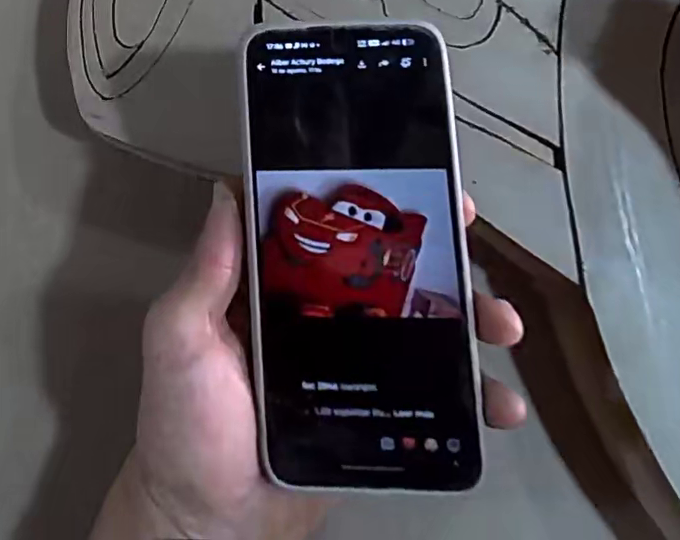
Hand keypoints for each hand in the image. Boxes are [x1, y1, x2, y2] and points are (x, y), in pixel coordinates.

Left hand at [90, 185, 526, 539]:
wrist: (214, 522)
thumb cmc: (185, 421)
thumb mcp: (181, 334)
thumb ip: (204, 270)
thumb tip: (225, 189)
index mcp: (264, 280)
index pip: (311, 220)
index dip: (351, 192)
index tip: (395, 174)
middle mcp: (307, 307)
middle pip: (374, 262)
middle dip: (425, 243)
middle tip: (466, 228)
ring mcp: (344, 356)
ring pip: (411, 318)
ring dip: (461, 312)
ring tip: (499, 321)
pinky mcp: (370, 406)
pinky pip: (426, 389)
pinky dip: (467, 393)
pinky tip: (499, 401)